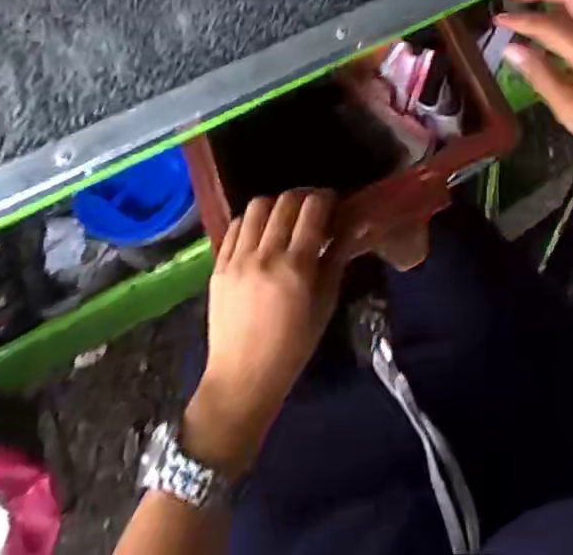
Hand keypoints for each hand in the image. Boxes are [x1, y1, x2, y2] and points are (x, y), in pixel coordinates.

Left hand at [186, 188, 348, 474]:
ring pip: (255, 207)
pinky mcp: (218, 265)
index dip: (325, 197)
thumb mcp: (325, 305)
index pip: (312, 209)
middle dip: (303, 196)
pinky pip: (234, 227)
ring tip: (283, 217)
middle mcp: (265, 255)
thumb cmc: (293, 347)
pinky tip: (260, 232)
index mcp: (296, 267)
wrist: (243, 377)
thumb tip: (354, 224)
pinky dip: (251, 221)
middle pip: (284, 201)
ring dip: (275, 204)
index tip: (332, 201)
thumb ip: (338, 259)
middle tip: (312, 207)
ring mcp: (237, 258)